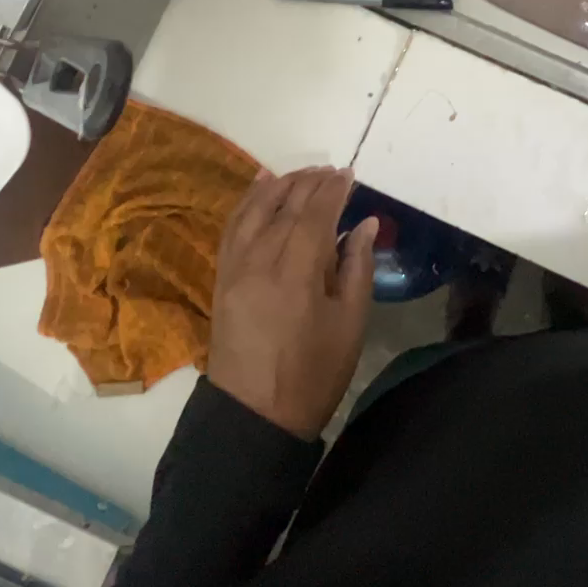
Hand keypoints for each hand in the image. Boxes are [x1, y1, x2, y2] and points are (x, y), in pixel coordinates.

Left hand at [207, 167, 379, 439]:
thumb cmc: (313, 374)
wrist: (254, 415)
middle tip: (333, 172)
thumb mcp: (350, 324)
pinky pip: (233, 226)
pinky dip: (248, 201)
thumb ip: (358, 267)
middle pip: (286, 206)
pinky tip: (262, 185)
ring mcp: (236, 266)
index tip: (350, 175)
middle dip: (310, 182)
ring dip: (280, 185)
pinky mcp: (223, 276)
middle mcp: (262, 260)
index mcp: (298, 274)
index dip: (334, 190)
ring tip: (303, 173)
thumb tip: (365, 223)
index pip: (315, 214)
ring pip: (256, 209)